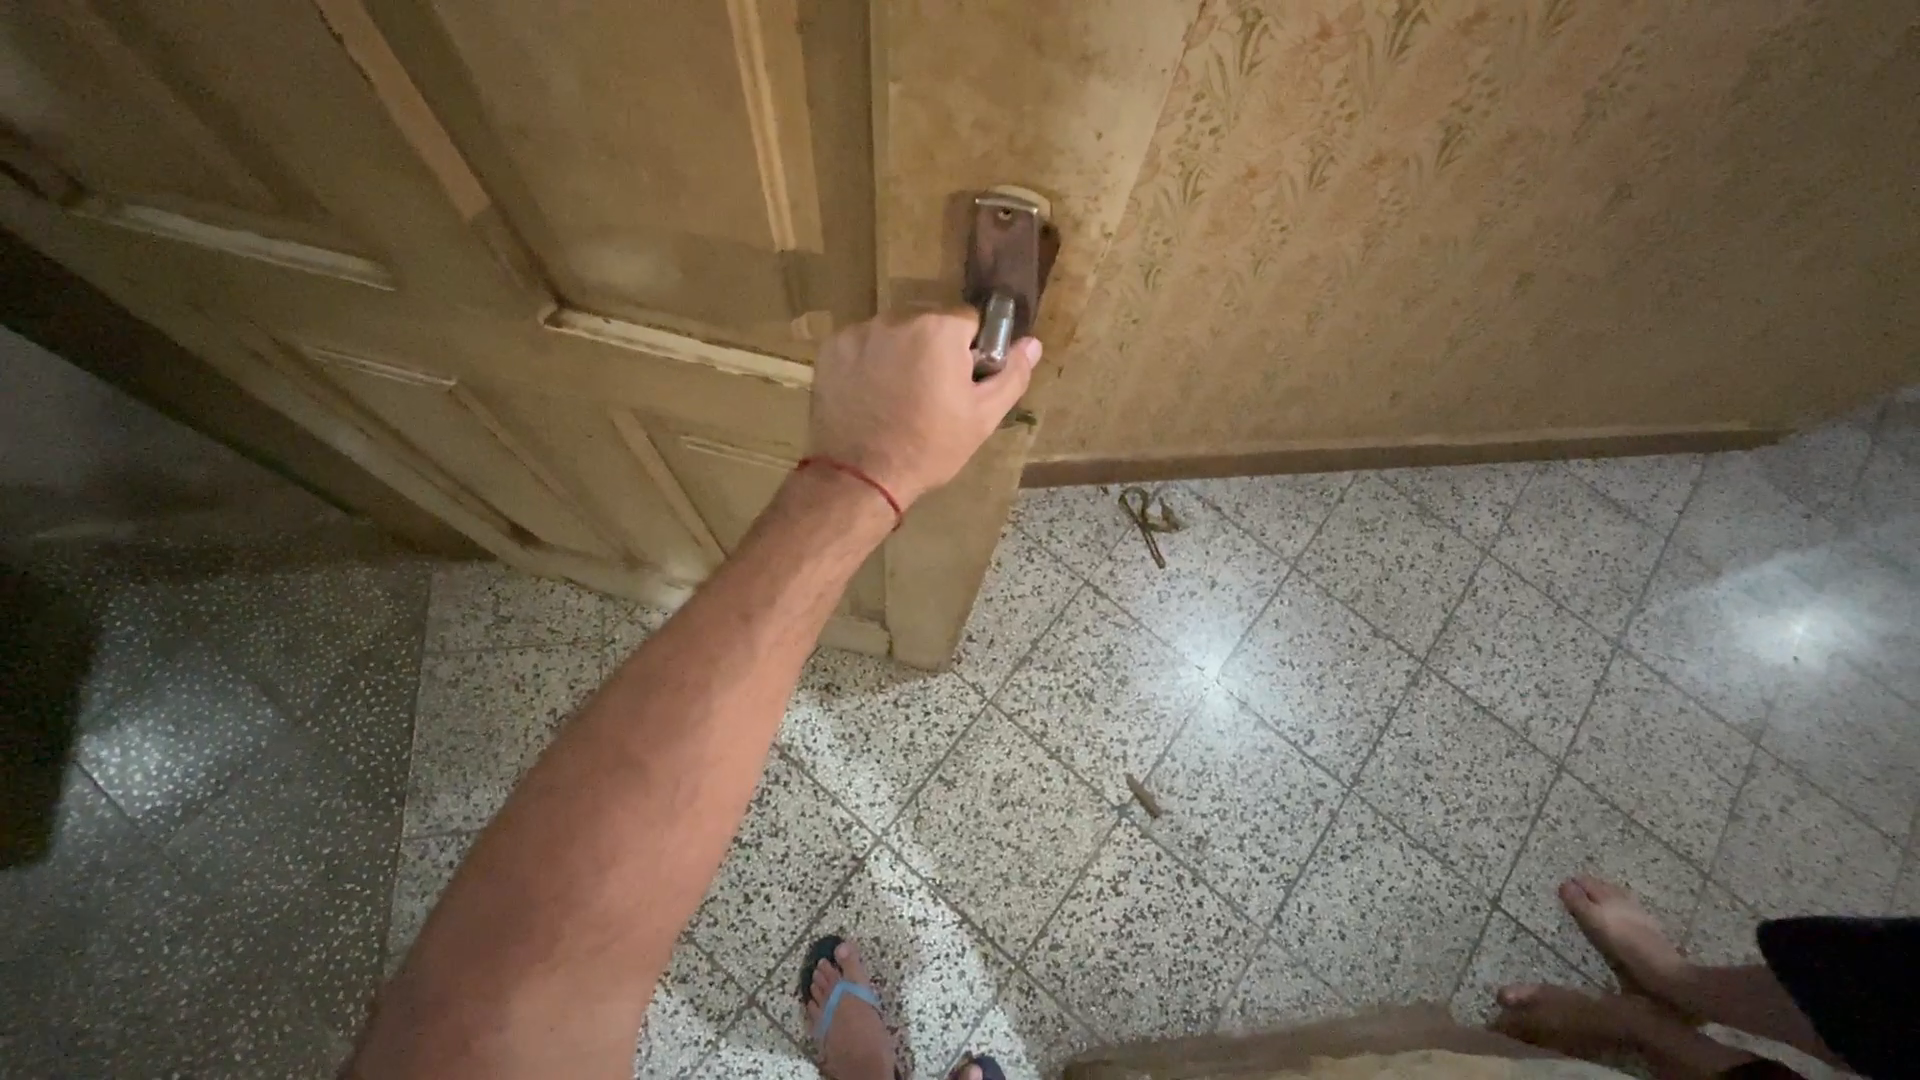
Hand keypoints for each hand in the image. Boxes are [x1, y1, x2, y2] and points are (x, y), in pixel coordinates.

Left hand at [807, 311, 1040, 510]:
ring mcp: (860, 332)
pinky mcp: (832, 349)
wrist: (861, 476)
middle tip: (929, 395)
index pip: (968, 321)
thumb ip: (1010, 375)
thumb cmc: (929, 448)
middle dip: (934, 349)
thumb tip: (1031, 344)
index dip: (969, 352)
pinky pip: (863, 345)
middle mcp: (897, 318)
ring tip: (897, 398)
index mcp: (939, 329)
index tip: (960, 384)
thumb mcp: (982, 418)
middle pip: (929, 323)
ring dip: (901, 354)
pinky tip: (871, 395)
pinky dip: (869, 362)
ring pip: (894, 333)